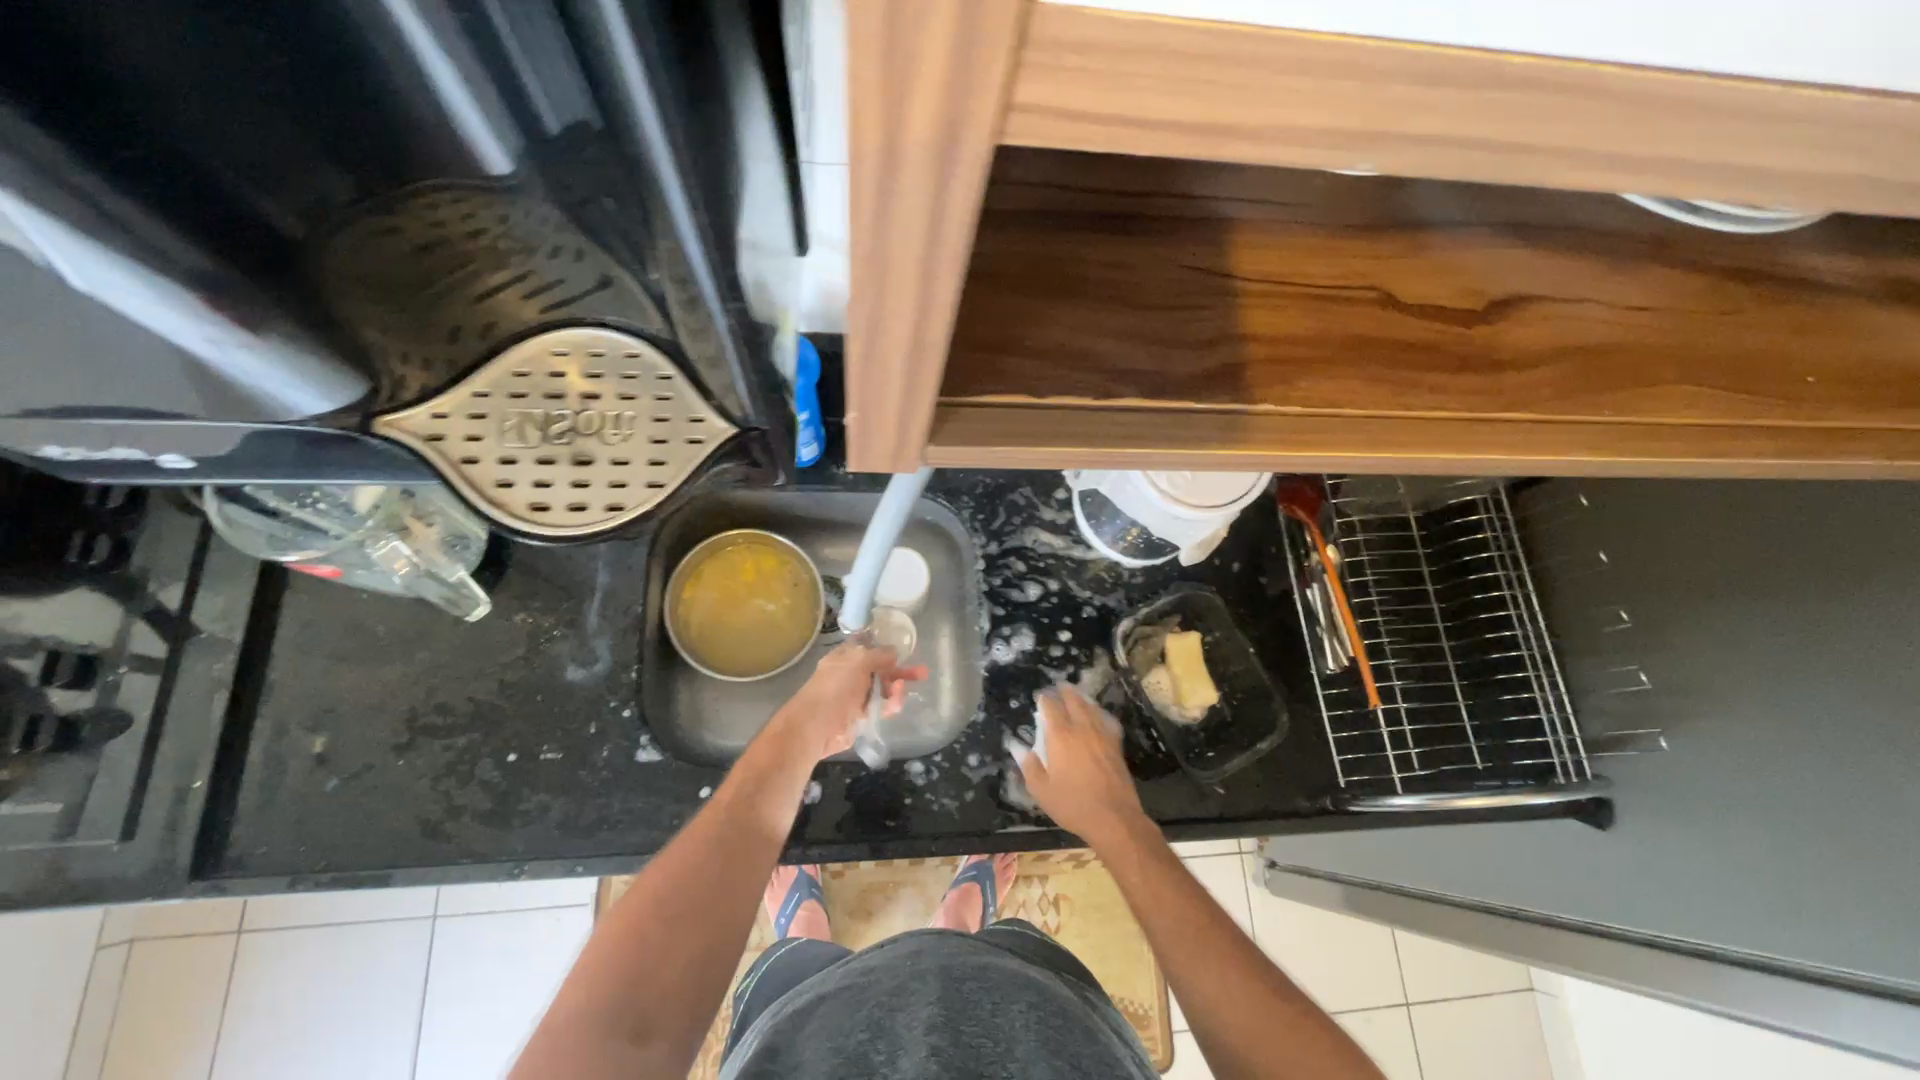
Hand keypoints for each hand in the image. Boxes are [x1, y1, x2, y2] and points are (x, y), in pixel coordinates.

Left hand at [767, 643, 928, 760]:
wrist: (817, 725)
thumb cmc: (836, 686)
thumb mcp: (859, 661)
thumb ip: (879, 655)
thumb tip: (894, 652)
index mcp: (846, 657)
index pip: (869, 649)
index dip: (886, 649)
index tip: (905, 651)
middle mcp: (851, 675)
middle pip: (881, 670)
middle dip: (900, 671)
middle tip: (921, 673)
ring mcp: (856, 697)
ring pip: (884, 690)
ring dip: (896, 689)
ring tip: (902, 689)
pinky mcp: (862, 717)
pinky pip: (882, 708)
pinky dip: (891, 705)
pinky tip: (896, 704)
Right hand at [1017, 686, 1148, 847]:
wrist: (1113, 817)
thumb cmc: (1072, 805)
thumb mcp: (1041, 790)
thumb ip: (1029, 765)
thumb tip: (1017, 746)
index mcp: (1060, 737)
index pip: (1051, 707)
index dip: (1044, 698)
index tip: (1040, 696)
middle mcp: (1082, 729)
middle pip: (1074, 700)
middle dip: (1064, 691)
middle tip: (1058, 687)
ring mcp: (1102, 735)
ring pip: (1091, 708)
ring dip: (1082, 698)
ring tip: (1076, 694)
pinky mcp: (1116, 745)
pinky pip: (1107, 721)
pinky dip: (1100, 713)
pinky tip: (1099, 715)